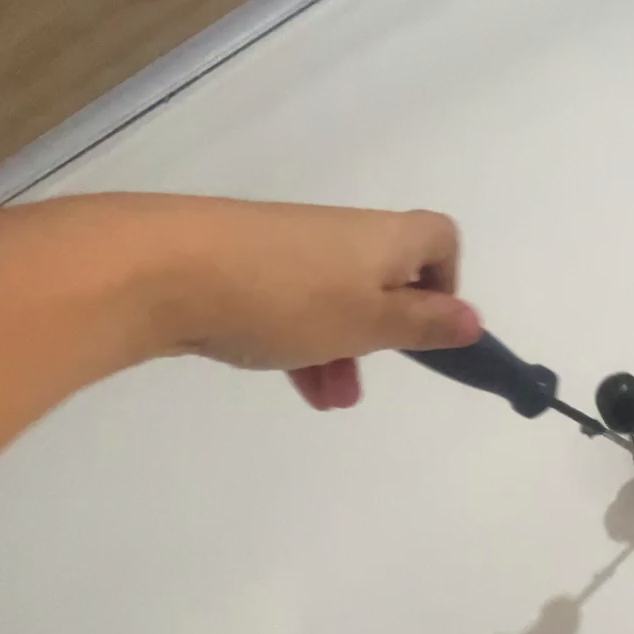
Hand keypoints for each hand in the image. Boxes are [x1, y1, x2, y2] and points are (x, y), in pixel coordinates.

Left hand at [64, 194, 481, 407]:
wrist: (159, 269)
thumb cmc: (288, 298)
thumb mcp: (370, 324)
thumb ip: (425, 326)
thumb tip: (474, 321)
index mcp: (384, 239)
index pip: (440, 240)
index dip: (448, 282)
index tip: (433, 326)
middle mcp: (343, 235)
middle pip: (388, 277)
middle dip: (390, 332)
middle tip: (381, 368)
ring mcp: (292, 249)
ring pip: (341, 300)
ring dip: (348, 350)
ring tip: (333, 399)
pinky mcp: (248, 266)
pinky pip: (297, 305)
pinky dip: (307, 342)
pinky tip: (298, 383)